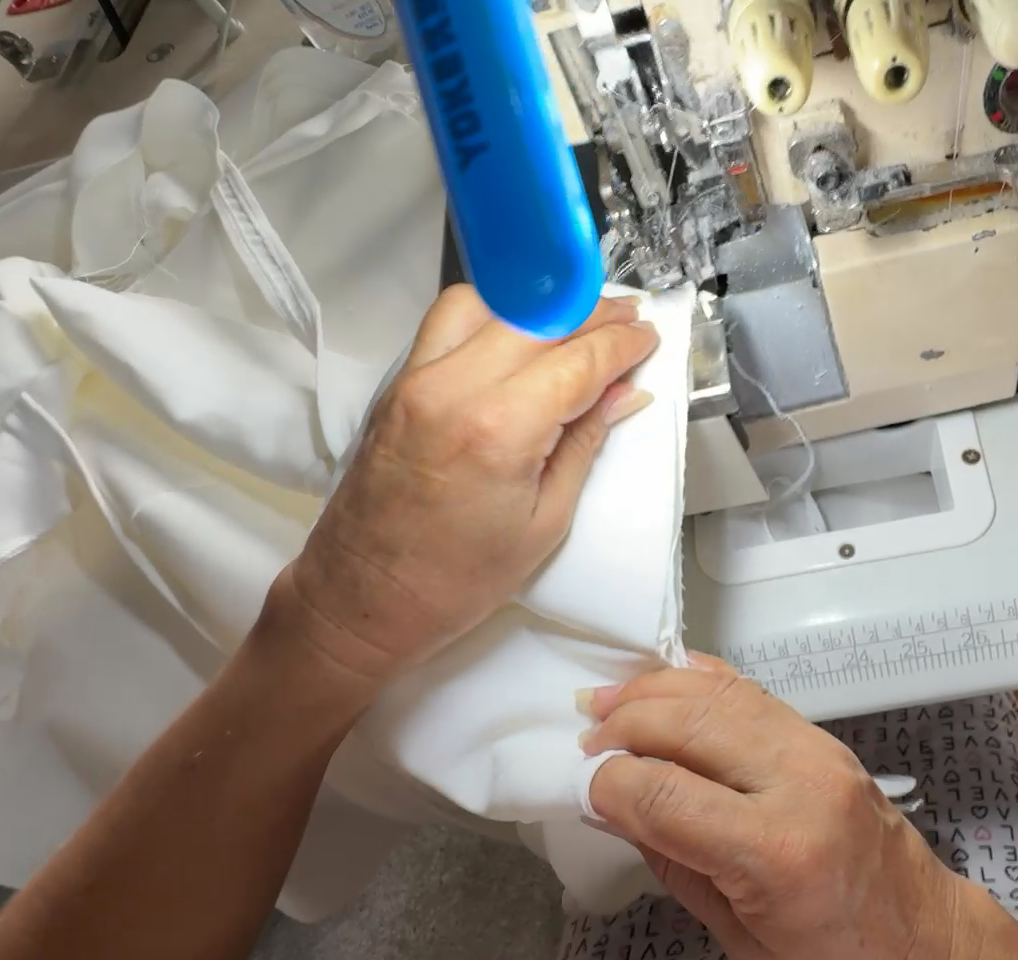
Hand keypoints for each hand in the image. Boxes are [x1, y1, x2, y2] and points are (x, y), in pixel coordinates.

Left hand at [271, 287, 659, 687]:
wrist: (366, 597)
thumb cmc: (462, 577)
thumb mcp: (547, 520)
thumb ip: (585, 444)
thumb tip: (624, 395)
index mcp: (499, 430)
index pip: (576, 361)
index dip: (621, 344)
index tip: (651, 337)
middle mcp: (452, 387)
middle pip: (537, 321)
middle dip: (592, 314)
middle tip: (631, 319)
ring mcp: (416, 379)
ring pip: (489, 305)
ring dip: (542, 305)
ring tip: (582, 319)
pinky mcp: (398, 384)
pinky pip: (451, 322)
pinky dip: (497, 315)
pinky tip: (525, 332)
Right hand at [582, 658, 994, 959]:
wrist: (922, 927)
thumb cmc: (832, 954)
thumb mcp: (739, 936)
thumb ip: (674, 863)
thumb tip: (617, 803)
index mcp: (774, 852)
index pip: (665, 794)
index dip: (609, 783)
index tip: (582, 784)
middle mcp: (796, 782)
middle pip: (689, 725)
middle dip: (626, 724)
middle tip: (588, 735)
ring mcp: (815, 748)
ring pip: (720, 695)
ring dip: (657, 689)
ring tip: (611, 698)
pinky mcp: (822, 735)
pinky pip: (752, 691)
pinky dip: (702, 679)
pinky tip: (667, 680)